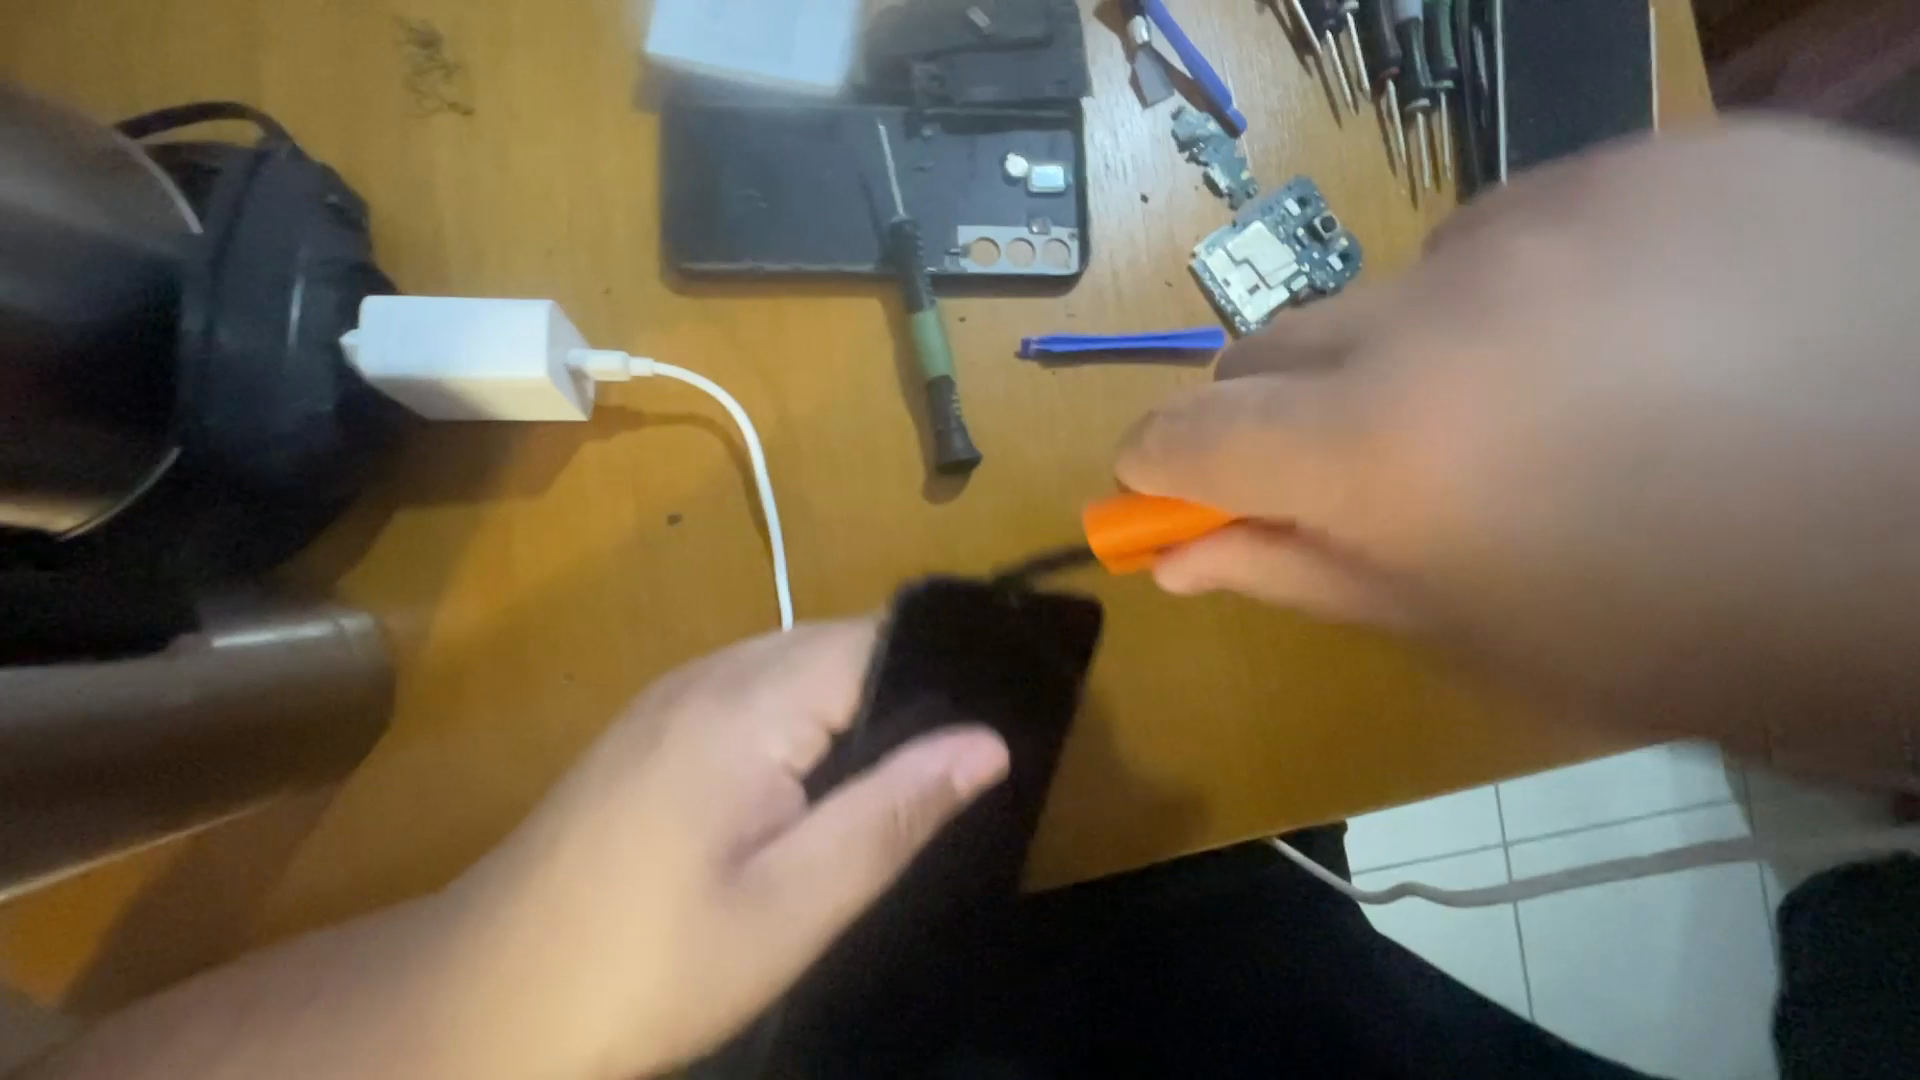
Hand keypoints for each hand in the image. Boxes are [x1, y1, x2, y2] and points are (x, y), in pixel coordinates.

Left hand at [451, 620, 1009, 1078]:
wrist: (477, 1001)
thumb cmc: (647, 964)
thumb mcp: (791, 906)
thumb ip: (894, 813)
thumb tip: (988, 742)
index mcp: (749, 703)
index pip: (875, 641)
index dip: (939, 675)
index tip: (987, 729)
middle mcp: (713, 671)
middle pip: (839, 644)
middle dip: (902, 691)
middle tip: (953, 768)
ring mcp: (676, 691)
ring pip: (800, 664)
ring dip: (853, 705)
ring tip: (900, 775)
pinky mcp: (658, 720)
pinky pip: (759, 689)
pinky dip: (805, 717)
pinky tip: (815, 780)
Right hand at [1118, 119, 1919, 755]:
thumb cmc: (1696, 629)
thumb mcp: (1468, 629)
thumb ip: (1295, 574)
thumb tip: (1171, 556)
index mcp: (1376, 453)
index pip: (1184, 436)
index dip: (1157, 467)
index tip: (1165, 490)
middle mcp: (1426, 315)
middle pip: (1261, 348)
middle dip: (1271, 414)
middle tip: (1358, 467)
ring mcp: (1542, 219)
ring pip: (1381, 288)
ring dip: (1395, 351)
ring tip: (1517, 403)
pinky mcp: (1649, 158)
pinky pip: (1506, 227)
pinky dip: (1510, 289)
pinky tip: (1616, 335)